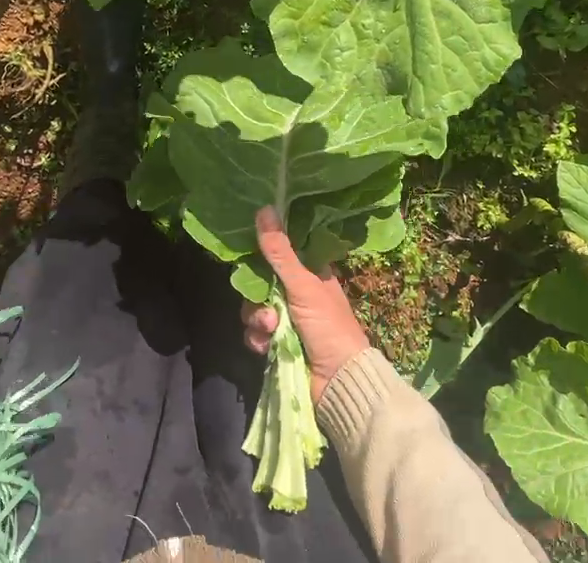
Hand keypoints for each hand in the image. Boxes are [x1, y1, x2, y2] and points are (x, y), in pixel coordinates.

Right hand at [241, 205, 371, 404]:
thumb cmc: (328, 326)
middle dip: (257, 296)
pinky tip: (265, 347)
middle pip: (262, 283)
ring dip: (257, 319)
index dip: (263, 255)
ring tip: (268, 331)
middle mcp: (298, 294)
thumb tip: (264, 207)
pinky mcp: (279, 344)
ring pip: (255, 308)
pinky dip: (257, 339)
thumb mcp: (303, 285)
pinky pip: (256, 333)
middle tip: (264, 307)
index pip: (280, 255)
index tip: (248, 254)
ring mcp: (288, 320)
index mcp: (310, 275)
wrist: (339, 381)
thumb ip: (281, 252)